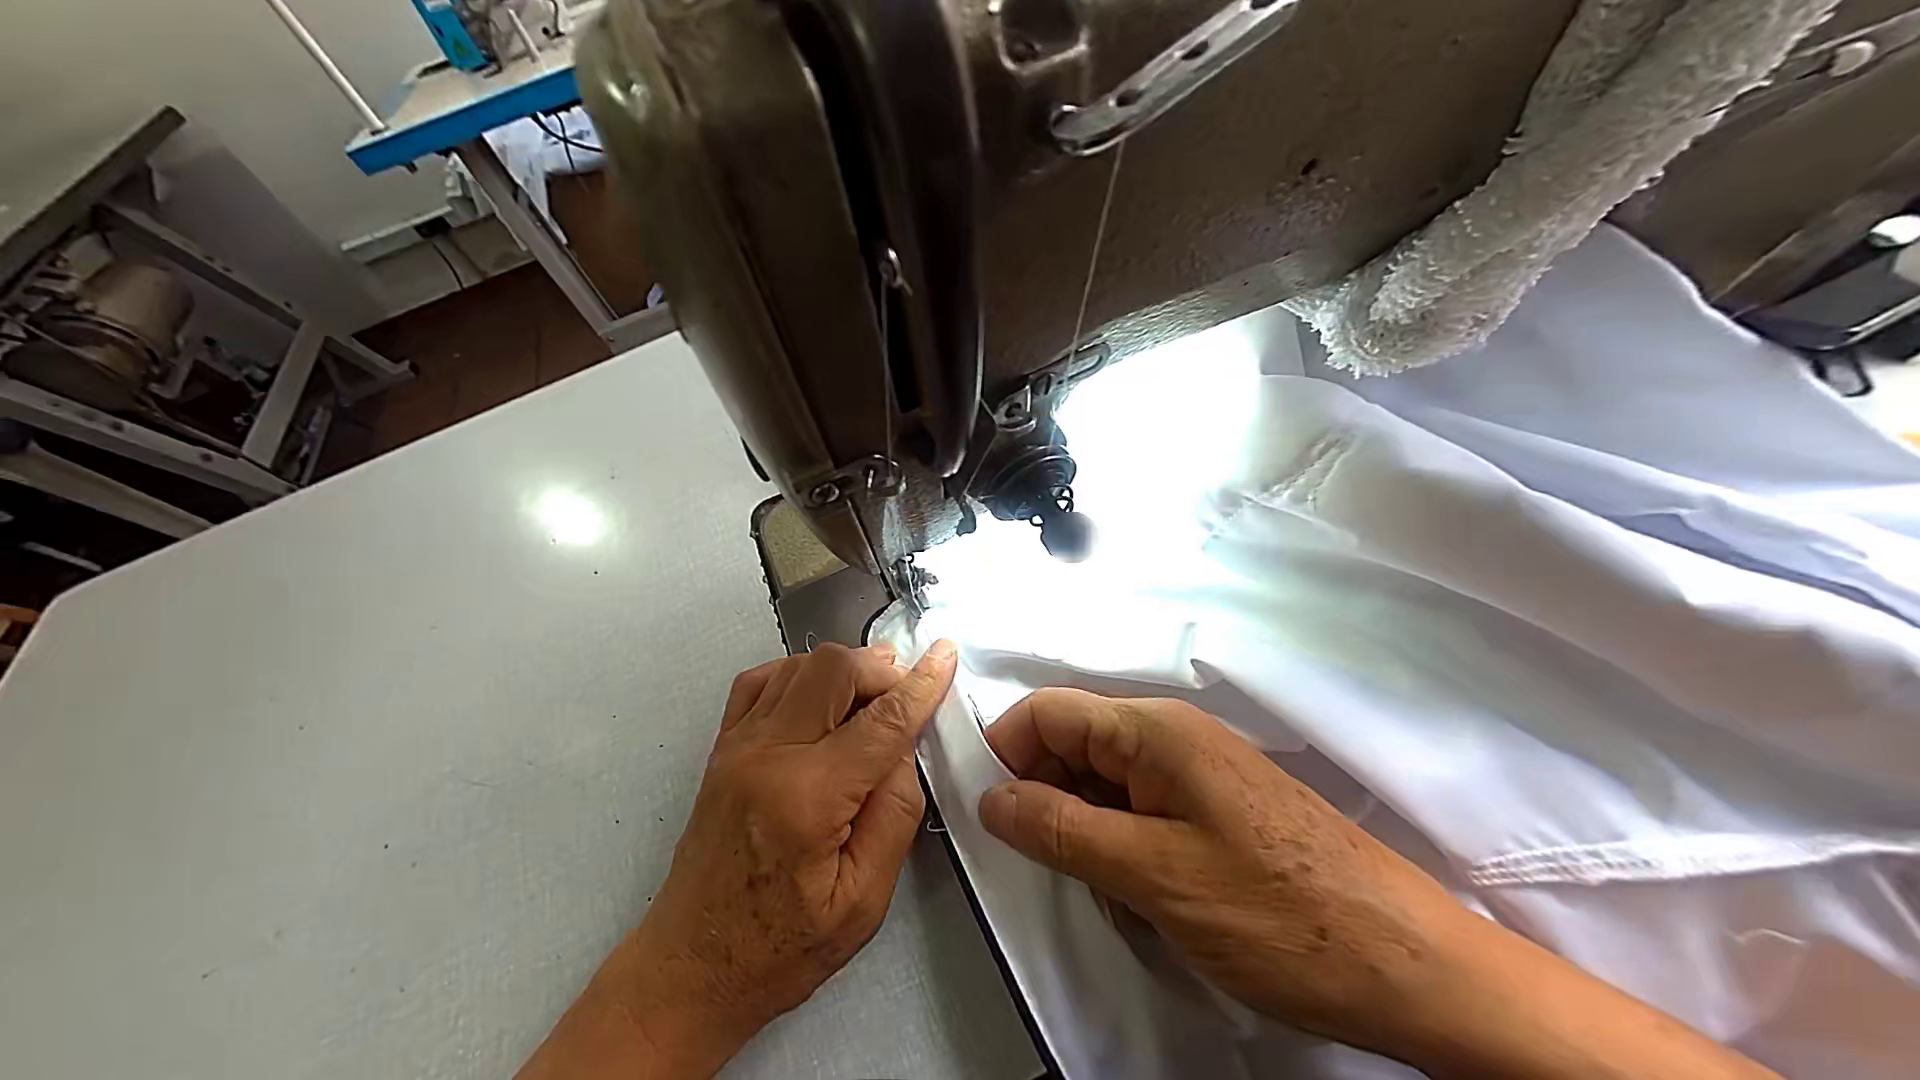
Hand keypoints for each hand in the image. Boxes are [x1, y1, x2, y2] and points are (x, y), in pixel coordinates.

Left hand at [518, 641, 958, 1079]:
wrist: (691, 966)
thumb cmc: (782, 946)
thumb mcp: (865, 900)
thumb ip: (896, 814)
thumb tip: (905, 747)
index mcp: (809, 796)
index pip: (881, 720)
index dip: (922, 684)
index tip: (945, 655)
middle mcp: (768, 755)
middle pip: (833, 670)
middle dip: (881, 667)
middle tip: (907, 688)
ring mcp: (738, 745)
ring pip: (800, 665)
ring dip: (844, 668)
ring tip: (871, 695)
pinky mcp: (723, 747)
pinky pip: (761, 680)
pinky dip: (800, 672)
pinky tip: (820, 694)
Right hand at [978, 690, 1781, 1079]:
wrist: (1413, 968)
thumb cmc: (1277, 913)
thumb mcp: (1152, 874)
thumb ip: (1060, 829)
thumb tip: (990, 797)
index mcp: (1152, 730)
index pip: (1046, 712)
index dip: (1004, 752)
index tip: (985, 815)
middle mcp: (1170, 737)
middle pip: (1072, 747)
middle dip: (1045, 801)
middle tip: (1048, 870)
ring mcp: (1195, 776)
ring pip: (1102, 787)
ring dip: (1083, 835)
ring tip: (1106, 894)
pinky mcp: (1213, 812)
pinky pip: (1138, 815)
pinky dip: (1119, 851)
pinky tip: (1140, 899)